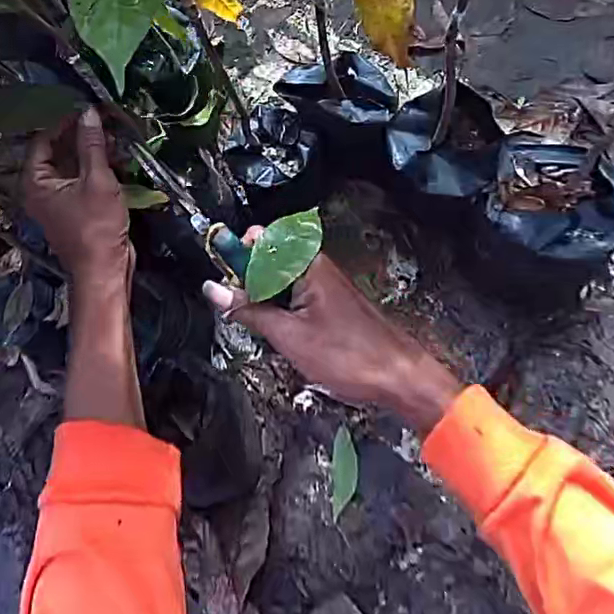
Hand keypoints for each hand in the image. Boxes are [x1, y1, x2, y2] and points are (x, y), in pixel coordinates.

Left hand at [23, 108, 133, 291]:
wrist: (104, 270)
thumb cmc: (96, 225)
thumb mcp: (97, 180)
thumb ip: (92, 145)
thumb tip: (88, 112)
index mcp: (36, 182)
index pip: (44, 140)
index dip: (64, 123)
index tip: (86, 109)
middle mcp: (42, 189)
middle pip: (59, 152)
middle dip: (82, 136)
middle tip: (105, 120)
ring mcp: (59, 200)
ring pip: (74, 165)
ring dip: (93, 151)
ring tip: (116, 137)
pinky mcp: (77, 208)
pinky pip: (83, 180)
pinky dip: (98, 168)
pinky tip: (118, 158)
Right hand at [202, 240, 463, 433]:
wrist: (400, 376)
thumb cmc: (346, 355)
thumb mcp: (288, 336)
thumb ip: (248, 309)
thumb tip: (213, 289)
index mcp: (306, 263)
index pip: (262, 237)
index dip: (237, 251)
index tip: (222, 277)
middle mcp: (315, 265)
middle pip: (268, 256)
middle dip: (247, 278)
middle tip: (239, 308)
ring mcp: (324, 282)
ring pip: (280, 277)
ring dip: (263, 295)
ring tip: (258, 323)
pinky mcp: (330, 300)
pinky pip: (294, 291)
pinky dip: (280, 306)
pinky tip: (280, 331)